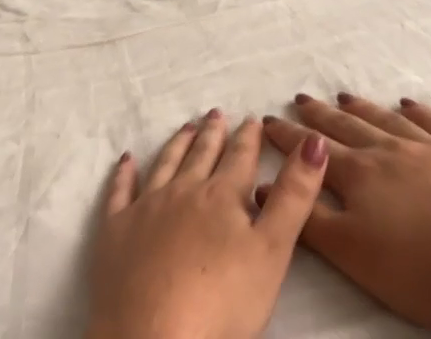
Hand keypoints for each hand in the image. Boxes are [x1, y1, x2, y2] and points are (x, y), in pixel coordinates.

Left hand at [87, 108, 328, 338]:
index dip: (248, 138)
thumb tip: (314, 142)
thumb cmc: (223, 299)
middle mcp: (181, 192)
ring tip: (185, 127)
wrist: (152, 332)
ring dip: (177, 145)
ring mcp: (145, 208)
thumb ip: (293, 196)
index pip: (240, 159)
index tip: (251, 119)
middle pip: (200, 156)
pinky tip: (127, 160)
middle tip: (216, 113)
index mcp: (222, 197)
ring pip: (164, 165)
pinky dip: (124, 173)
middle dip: (212, 134)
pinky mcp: (115, 230)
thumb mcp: (272, 250)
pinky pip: (119, 192)